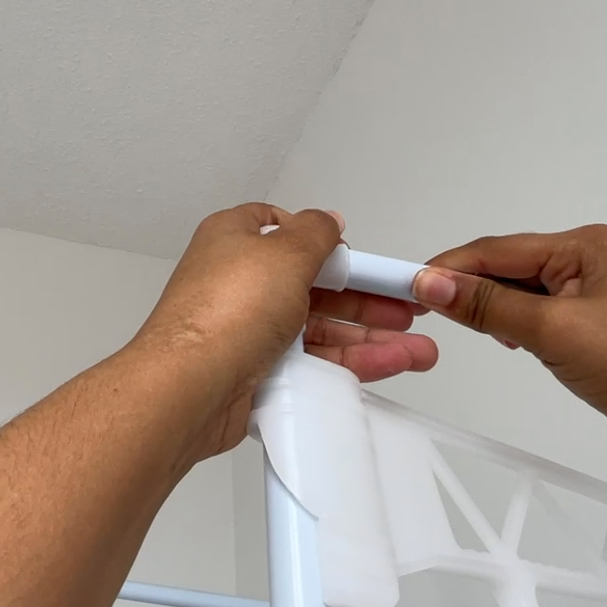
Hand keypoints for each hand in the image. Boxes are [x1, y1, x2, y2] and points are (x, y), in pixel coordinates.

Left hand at [132, 204, 437, 460]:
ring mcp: (245, 327)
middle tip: (408, 310)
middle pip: (310, 283)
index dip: (322, 240)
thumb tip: (327, 219)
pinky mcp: (254, 369)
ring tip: (417, 350)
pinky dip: (347, 362)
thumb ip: (315, 233)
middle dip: (363, 297)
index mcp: (234, 240)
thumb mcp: (284, 253)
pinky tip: (386, 365)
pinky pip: (309, 361)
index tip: (357, 257)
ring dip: (367, 336)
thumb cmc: (227, 310)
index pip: (282, 229)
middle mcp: (237, 282)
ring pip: (315, 327)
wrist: (190, 387)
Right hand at [412, 225, 606, 469]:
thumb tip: (430, 282)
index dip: (446, 269)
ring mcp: (600, 291)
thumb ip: (486, 304)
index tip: (405, 288)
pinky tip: (518, 343)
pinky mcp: (604, 322)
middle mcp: (591, 259)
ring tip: (491, 336)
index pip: (493, 249)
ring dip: (497, 311)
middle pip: (506, 267)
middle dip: (472, 291)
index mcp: (583, 245)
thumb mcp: (554, 331)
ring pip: (522, 292)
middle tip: (437, 318)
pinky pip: (543, 312)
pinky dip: (521, 326)